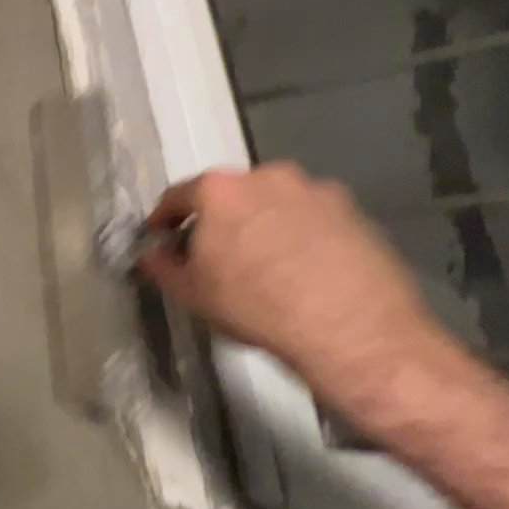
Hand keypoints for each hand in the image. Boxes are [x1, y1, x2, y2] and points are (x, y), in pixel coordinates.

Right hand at [137, 163, 442, 385]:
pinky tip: (302, 269)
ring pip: (275, 204)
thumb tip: (152, 255)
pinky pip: (313, 219)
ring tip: (264, 262)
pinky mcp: (356, 212)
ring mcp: (317, 191)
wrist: (354, 332)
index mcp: (219, 188)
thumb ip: (162, 266)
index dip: (165, 219)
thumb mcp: (191, 293)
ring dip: (262, 224)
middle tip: (214, 252)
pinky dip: (302, 234)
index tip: (161, 237)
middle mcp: (267, 176)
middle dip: (219, 219)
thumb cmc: (256, 305)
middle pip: (230, 194)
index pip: (178, 196)